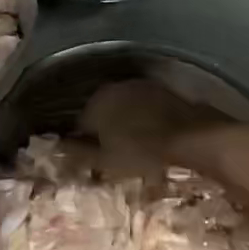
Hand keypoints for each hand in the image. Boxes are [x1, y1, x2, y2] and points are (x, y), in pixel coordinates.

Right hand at [81, 79, 224, 167]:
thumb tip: (57, 148)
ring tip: (137, 149)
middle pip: (102, 112)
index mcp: (96, 102)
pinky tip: (156, 139)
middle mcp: (115, 87)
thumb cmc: (141, 152)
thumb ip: (78, 154)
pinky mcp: (164, 92)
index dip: (85, 145)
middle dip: (106, 132)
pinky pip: (146, 109)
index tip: (95, 163)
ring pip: (125, 109)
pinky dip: (147, 121)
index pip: (80, 124)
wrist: (191, 137)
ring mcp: (142, 87)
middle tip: (116, 158)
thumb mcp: (104, 161)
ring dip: (127, 125)